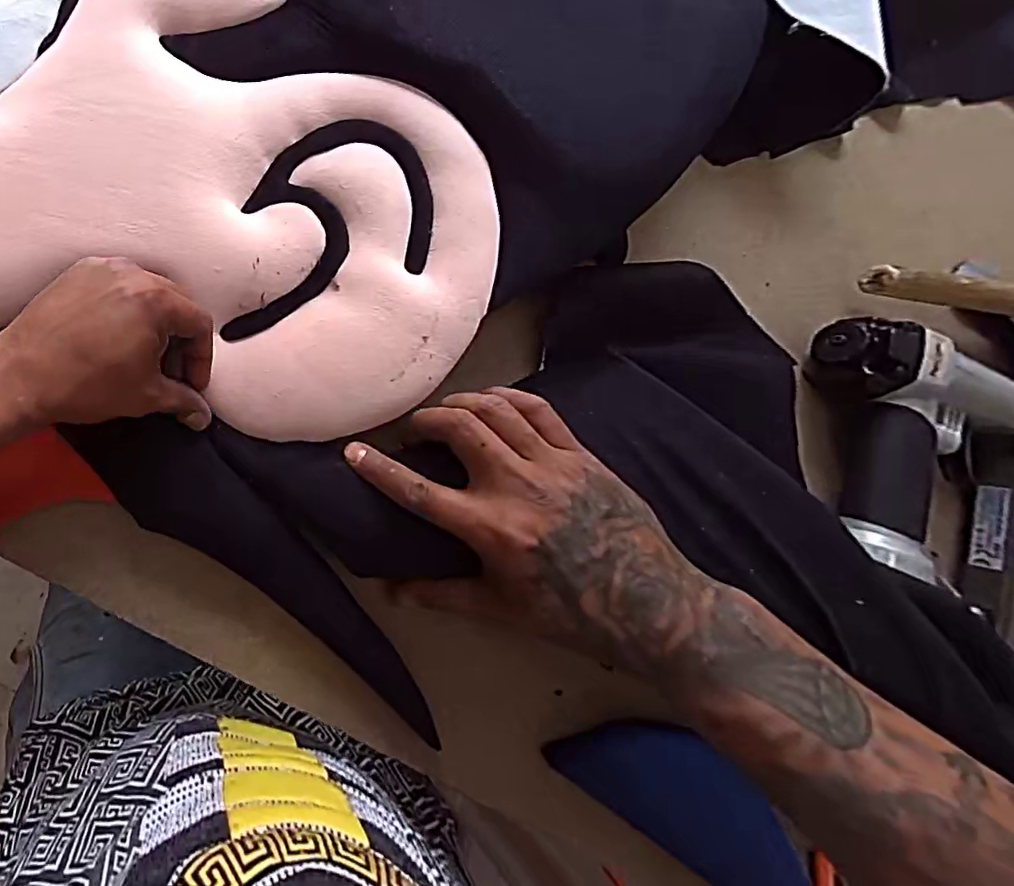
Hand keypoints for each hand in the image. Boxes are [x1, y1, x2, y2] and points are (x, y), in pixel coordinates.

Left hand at [0, 257, 214, 429]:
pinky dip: (122, 307)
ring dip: (152, 321)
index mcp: (155, 300)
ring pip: (145, 290)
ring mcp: (102, 270)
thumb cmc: (75, 382)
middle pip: (175, 303)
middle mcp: (131, 275)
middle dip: (178, 340)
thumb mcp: (143, 397)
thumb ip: (181, 401)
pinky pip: (115, 285)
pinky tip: (112, 336)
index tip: (190, 381)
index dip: (201, 359)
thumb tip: (196, 410)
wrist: (20, 376)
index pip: (198, 323)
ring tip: (139, 354)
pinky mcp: (79, 273)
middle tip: (169, 371)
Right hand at [344, 388, 725, 682]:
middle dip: (423, 421)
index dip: (379, 469)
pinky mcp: (582, 457)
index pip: (419, 491)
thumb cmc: (572, 615)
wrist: (659, 609)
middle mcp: (517, 488)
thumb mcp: (499, 610)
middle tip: (413, 433)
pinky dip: (506, 397)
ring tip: (446, 414)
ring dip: (460, 404)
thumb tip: (389, 592)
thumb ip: (439, 595)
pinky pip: (538, 410)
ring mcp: (553, 466)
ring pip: (495, 410)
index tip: (353, 450)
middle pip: (457, 428)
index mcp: (492, 529)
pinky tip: (490, 402)